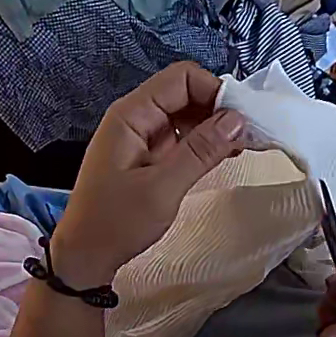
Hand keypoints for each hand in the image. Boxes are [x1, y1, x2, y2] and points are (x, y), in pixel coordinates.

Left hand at [48, 63, 245, 285]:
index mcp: (132, 115)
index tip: (243, 120)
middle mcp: (137, 119)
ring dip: (215, 128)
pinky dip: (204, 144)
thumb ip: (200, 151)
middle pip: (186, 94)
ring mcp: (142, 139)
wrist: (85, 257)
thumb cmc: (116, 223)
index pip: (182, 79)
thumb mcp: (162, 189)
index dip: (216, 92)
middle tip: (251, 135)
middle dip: (219, 109)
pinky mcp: (149, 159)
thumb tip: (237, 119)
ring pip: (187, 117)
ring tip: (243, 147)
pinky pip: (181, 139)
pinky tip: (225, 156)